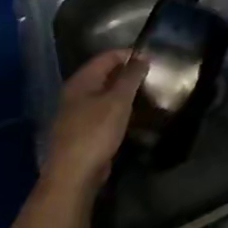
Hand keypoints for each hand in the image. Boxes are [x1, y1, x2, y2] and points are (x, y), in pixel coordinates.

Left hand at [44, 49, 147, 187]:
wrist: (74, 174)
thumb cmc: (96, 131)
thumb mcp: (118, 100)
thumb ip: (131, 76)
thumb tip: (142, 56)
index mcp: (81, 81)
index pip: (106, 57)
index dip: (129, 54)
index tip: (152, 59)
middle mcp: (75, 93)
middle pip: (104, 74)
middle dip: (128, 72)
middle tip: (152, 76)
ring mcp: (77, 113)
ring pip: (104, 93)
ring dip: (124, 91)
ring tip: (147, 93)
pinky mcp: (82, 131)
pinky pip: (103, 111)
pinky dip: (119, 108)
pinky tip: (133, 114)